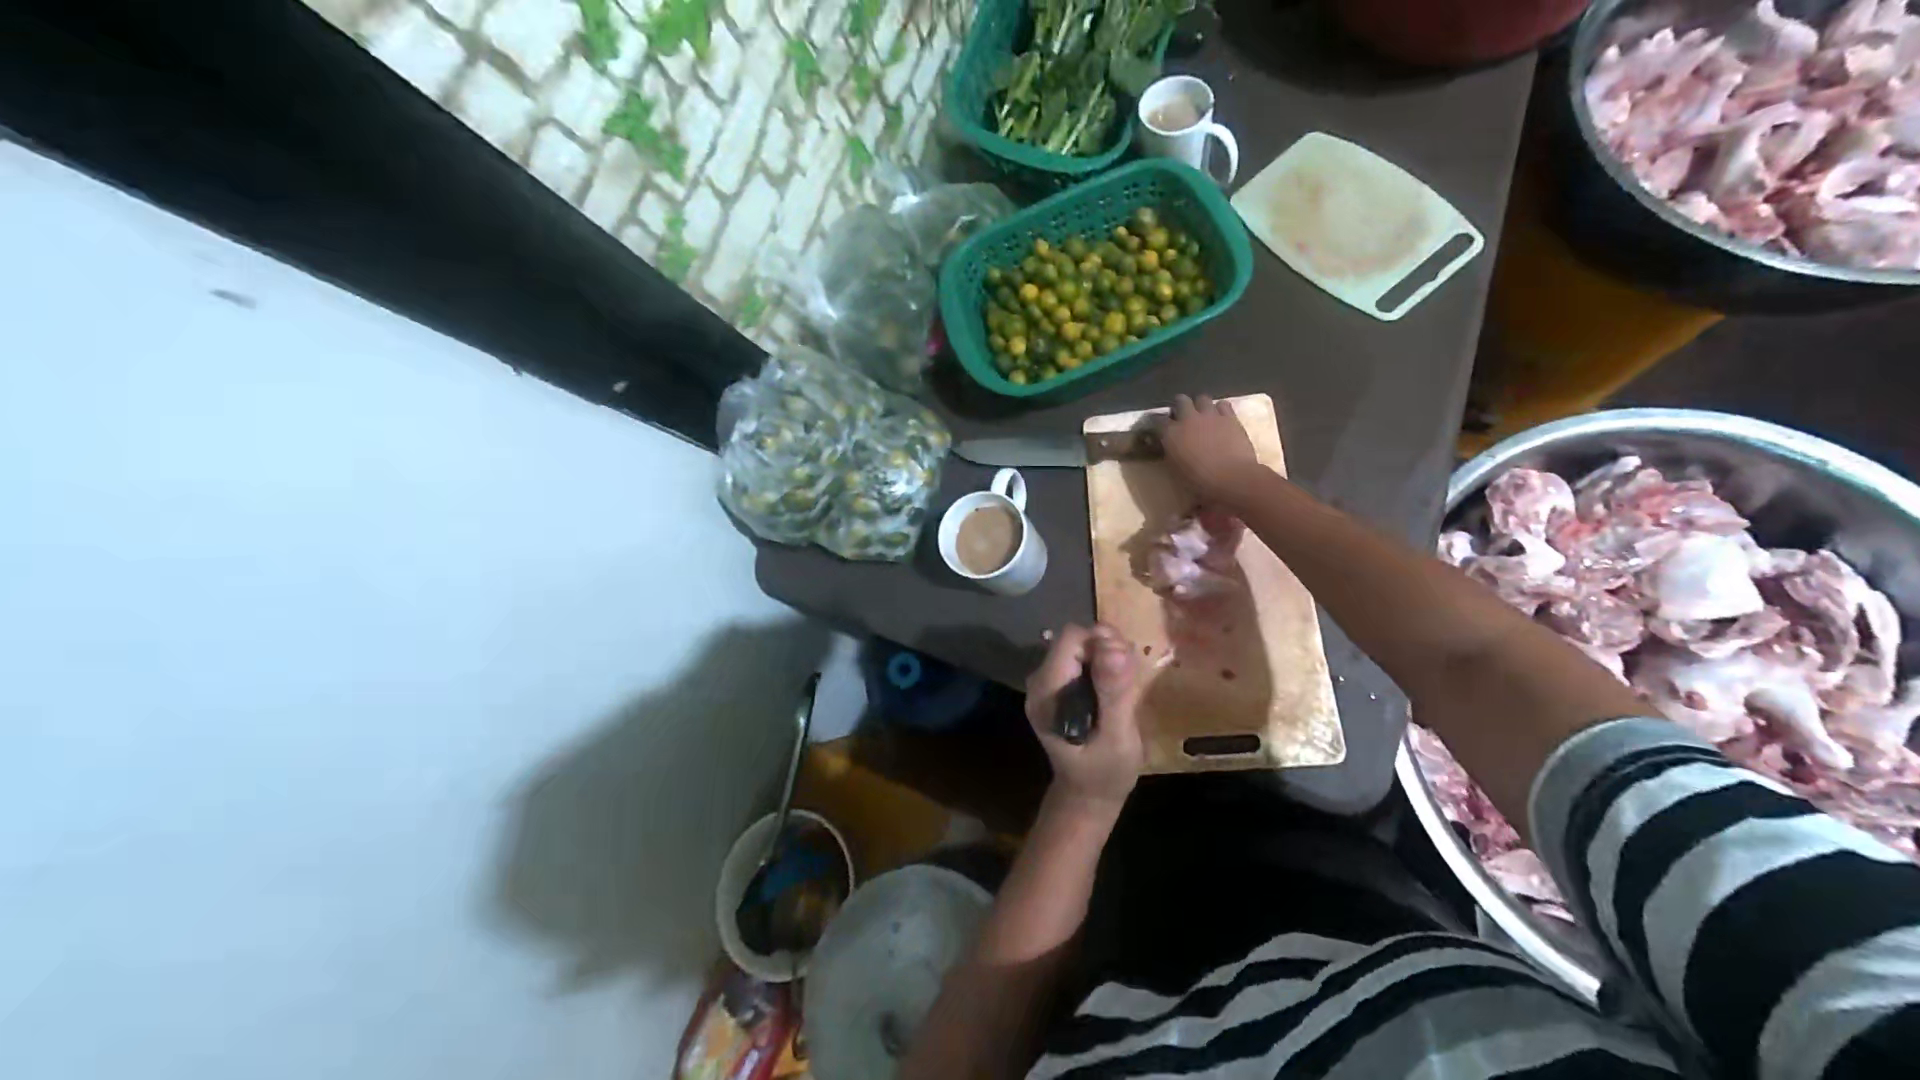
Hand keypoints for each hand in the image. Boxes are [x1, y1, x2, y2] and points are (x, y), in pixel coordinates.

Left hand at [1024, 624, 1146, 810]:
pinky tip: (1117, 688)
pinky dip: (1102, 665)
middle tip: (1130, 674)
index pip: (1070, 638)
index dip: (1101, 641)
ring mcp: (1047, 685)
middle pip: (1074, 639)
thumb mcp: (1118, 737)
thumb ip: (1114, 693)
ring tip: (1126, 683)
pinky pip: (1080, 660)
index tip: (1126, 662)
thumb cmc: (1105, 772)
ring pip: (1079, 647)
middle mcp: (1040, 683)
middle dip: (1106, 647)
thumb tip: (1114, 649)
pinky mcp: (1058, 689)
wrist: (1088, 796)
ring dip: (1107, 655)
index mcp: (1048, 693)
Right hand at [1159, 394, 1263, 506]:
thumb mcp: (1175, 471)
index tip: (1159, 429)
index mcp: (1170, 434)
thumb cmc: (1199, 482)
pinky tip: (1221, 419)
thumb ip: (1171, 455)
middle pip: (1180, 400)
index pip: (1157, 420)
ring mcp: (1210, 416)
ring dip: (1200, 405)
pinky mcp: (1230, 417)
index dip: (1157, 423)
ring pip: (1202, 398)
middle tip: (1182, 417)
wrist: (1231, 478)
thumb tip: (1171, 450)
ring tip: (1203, 416)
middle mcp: (1188, 419)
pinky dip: (1220, 409)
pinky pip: (1223, 404)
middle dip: (1180, 406)